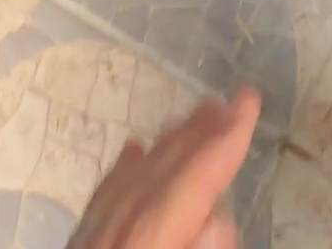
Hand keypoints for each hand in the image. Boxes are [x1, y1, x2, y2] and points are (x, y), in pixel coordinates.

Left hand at [68, 89, 260, 247]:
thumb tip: (220, 218)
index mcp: (149, 235)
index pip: (194, 178)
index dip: (226, 138)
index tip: (250, 97)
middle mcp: (118, 224)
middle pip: (164, 169)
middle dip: (200, 132)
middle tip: (232, 99)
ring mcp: (94, 230)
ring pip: (136, 174)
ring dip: (170, 142)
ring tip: (198, 115)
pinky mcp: (82, 237)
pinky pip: (106, 194)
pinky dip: (126, 166)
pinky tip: (136, 149)